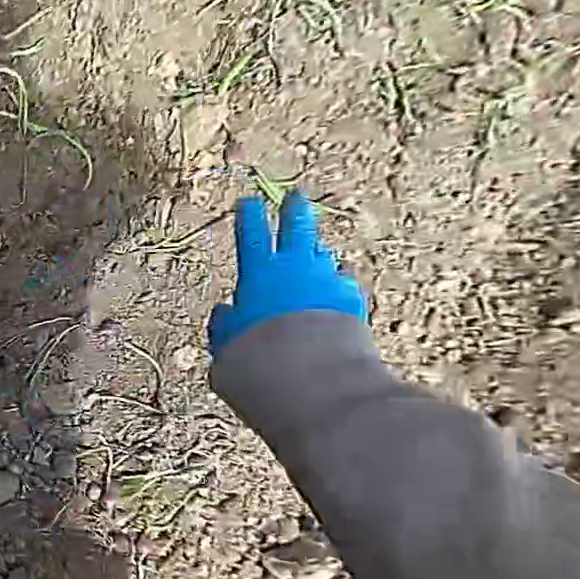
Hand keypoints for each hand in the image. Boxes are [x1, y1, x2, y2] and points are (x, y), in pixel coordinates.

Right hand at [208, 192, 364, 354]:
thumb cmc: (260, 365)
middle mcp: (297, 271)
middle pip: (298, 230)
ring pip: (322, 258)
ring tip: (311, 252)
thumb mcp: (226, 348)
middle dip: (294, 211)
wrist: (316, 383)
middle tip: (296, 195)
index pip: (252, 236)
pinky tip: (331, 295)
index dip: (249, 216)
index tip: (247, 201)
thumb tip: (225, 313)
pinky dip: (333, 288)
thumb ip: (225, 326)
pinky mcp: (355, 305)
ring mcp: (329, 284)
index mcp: (260, 275)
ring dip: (314, 254)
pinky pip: (341, 286)